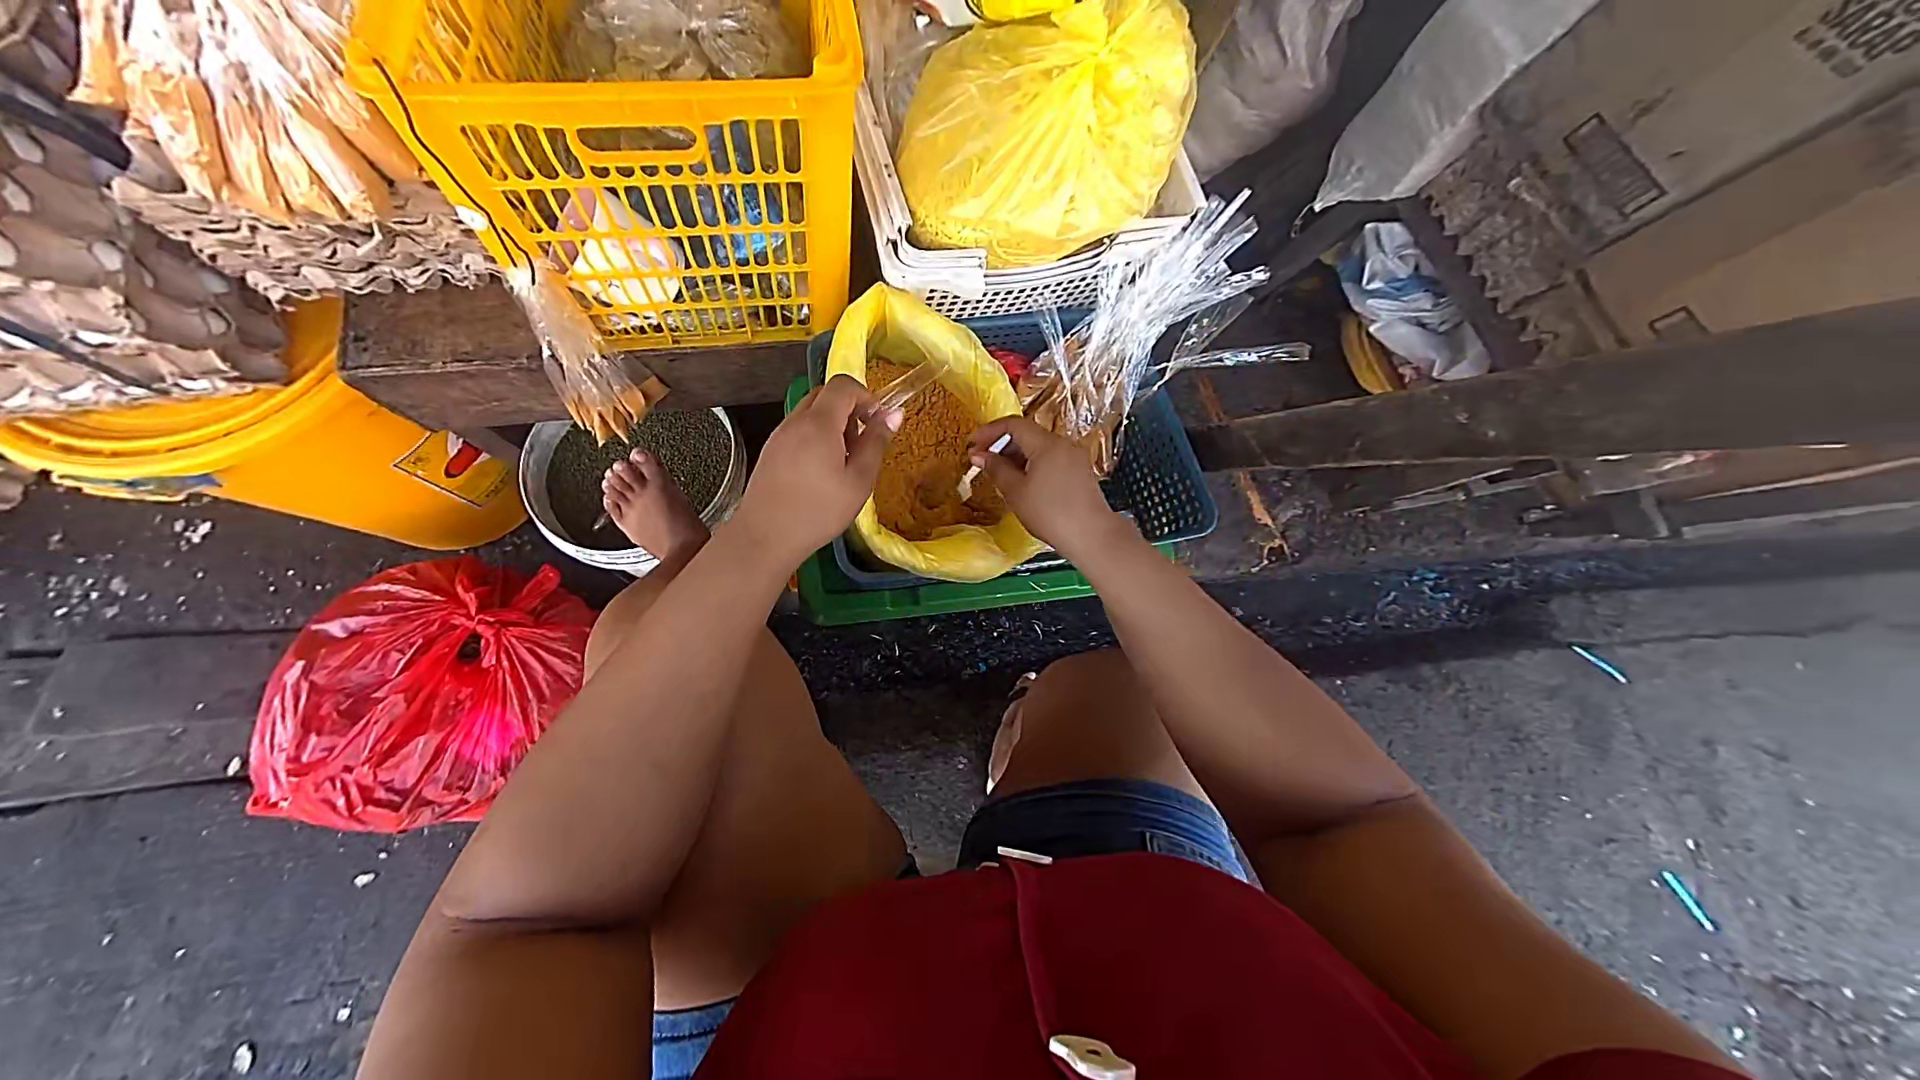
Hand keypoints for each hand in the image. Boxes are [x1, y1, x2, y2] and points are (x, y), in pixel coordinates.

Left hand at [731, 374, 899, 566]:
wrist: (765, 537)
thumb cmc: (818, 512)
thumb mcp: (859, 481)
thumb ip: (876, 443)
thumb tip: (894, 414)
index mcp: (818, 423)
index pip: (843, 385)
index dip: (866, 396)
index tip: (877, 422)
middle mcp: (795, 421)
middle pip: (825, 394)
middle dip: (849, 410)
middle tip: (861, 444)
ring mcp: (779, 435)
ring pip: (810, 412)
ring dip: (832, 425)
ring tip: (842, 463)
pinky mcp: (770, 451)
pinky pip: (798, 430)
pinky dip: (815, 438)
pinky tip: (821, 473)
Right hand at [968, 416, 1127, 558]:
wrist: (1091, 536)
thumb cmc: (1050, 513)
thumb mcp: (1016, 491)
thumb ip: (996, 468)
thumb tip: (979, 454)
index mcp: (1047, 444)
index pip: (1013, 424)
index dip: (989, 431)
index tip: (972, 444)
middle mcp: (1063, 444)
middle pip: (1027, 434)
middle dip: (1002, 445)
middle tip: (983, 462)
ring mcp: (1074, 457)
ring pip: (1039, 447)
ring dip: (1016, 456)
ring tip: (1000, 476)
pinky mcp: (1080, 472)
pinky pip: (1051, 459)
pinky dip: (1032, 465)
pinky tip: (1023, 484)